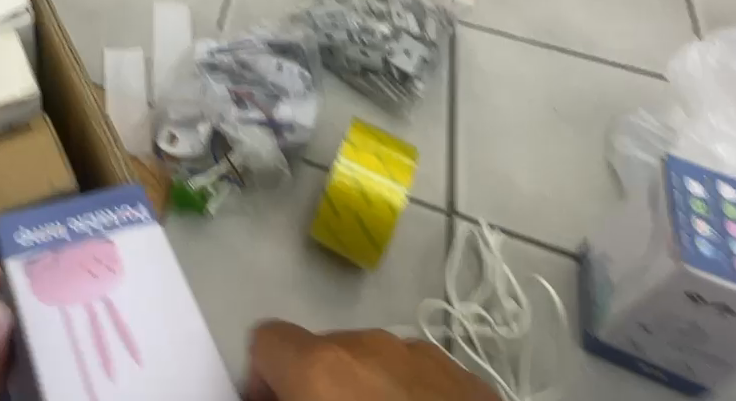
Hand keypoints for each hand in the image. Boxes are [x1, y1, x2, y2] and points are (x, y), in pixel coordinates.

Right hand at [243, 323, 492, 400]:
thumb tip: (272, 398)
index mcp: (321, 366)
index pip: (265, 341)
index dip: (263, 380)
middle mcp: (368, 346)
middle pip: (321, 354)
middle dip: (319, 393)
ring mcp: (425, 358)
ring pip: (375, 366)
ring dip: (368, 397)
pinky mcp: (472, 382)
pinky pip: (422, 381)